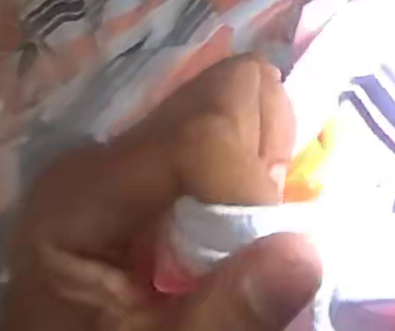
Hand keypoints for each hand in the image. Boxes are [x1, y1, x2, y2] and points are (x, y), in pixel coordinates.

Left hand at [1, 55, 322, 330]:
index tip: (265, 257)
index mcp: (85, 193)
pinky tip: (233, 212)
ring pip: (242, 88)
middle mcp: (111, 145)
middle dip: (266, 150)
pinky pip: (236, 111)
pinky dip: (258, 150)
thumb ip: (224, 316)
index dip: (250, 186)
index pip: (199, 139)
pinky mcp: (161, 146)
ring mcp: (137, 140)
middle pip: (229, 87)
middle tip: (256, 227)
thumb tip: (308, 253)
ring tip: (244, 221)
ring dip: (268, 148)